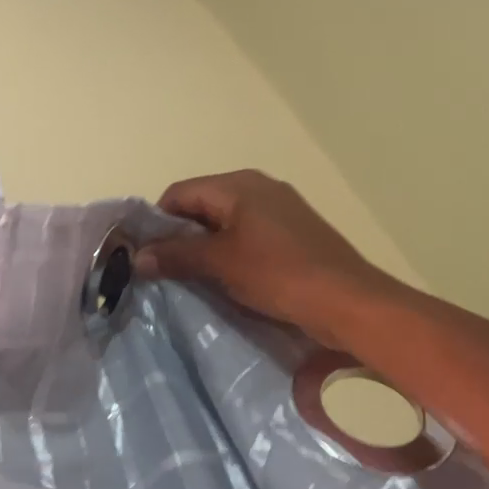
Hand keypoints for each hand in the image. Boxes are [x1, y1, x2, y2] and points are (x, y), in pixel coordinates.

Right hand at [136, 170, 394, 346]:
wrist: (351, 304)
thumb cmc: (279, 274)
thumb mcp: (219, 264)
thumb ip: (175, 255)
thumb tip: (137, 257)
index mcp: (238, 184)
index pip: (178, 194)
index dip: (158, 223)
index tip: (149, 255)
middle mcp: (259, 187)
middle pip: (201, 206)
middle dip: (181, 236)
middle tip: (168, 269)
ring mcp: (281, 209)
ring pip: (225, 223)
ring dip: (206, 248)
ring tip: (196, 278)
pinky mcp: (295, 233)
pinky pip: (248, 236)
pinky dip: (232, 254)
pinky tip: (230, 280)